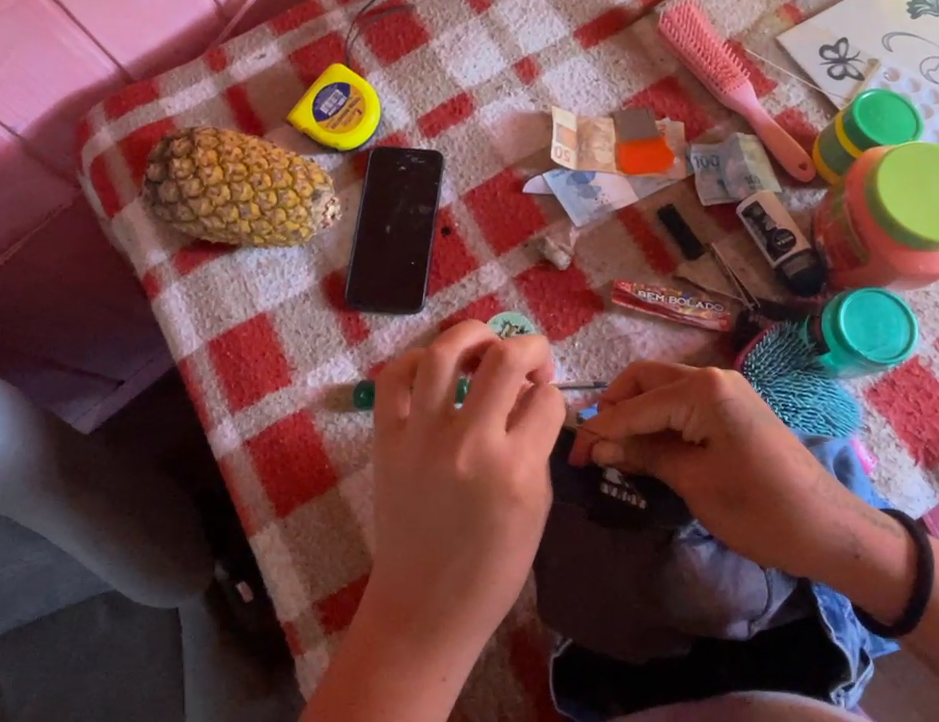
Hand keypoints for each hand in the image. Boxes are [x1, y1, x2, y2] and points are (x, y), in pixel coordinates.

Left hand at [361, 320, 568, 654]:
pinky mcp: (386, 439)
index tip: (544, 400)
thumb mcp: (537, 508)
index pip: (545, 399)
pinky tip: (434, 368)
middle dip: (530, 347)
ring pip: (444, 352)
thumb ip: (538, 448)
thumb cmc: (492, 568)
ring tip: (485, 345)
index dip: (551, 393)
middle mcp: (469, 443)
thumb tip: (531, 399)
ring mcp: (421, 436)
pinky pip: (395, 378)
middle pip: (505, 358)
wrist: (425, 604)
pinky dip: (416, 360)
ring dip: (473, 335)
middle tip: (531, 361)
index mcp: (515, 469)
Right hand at [569, 361, 892, 584]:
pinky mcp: (733, 410)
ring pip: (662, 390)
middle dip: (614, 408)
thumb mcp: (693, 483)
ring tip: (613, 450)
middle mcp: (712, 377)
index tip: (570, 458)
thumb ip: (644, 455)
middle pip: (644, 380)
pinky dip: (659, 421)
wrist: (830, 531)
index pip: (633, 405)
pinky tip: (646, 449)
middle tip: (593, 447)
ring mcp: (726, 392)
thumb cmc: (760, 509)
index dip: (599, 431)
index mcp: (702, 389)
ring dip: (635, 414)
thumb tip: (598, 447)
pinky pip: (683, 404)